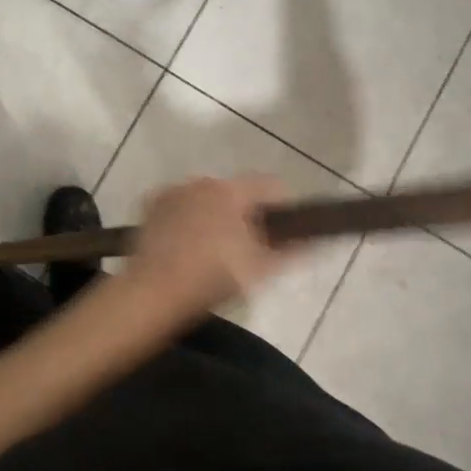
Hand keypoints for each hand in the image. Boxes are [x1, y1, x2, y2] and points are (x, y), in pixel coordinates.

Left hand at [123, 175, 289, 310]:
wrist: (156, 289)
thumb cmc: (214, 279)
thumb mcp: (262, 269)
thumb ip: (295, 251)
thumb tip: (318, 241)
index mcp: (233, 192)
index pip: (271, 185)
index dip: (282, 206)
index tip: (284, 230)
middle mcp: (203, 181)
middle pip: (236, 191)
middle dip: (244, 212)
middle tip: (245, 246)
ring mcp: (174, 189)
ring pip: (205, 196)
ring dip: (213, 213)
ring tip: (211, 248)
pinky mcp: (152, 202)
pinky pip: (179, 203)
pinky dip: (184, 216)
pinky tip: (184, 243)